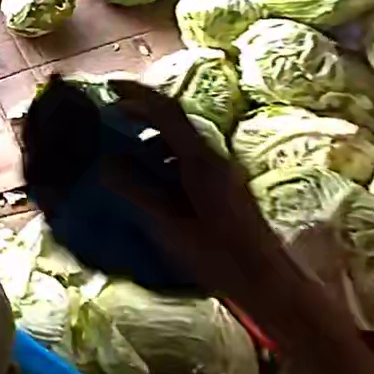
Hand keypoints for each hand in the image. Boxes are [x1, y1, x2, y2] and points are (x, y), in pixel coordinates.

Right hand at [93, 80, 304, 315]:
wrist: (268, 286)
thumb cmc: (217, 257)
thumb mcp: (167, 224)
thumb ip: (135, 190)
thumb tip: (104, 161)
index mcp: (201, 160)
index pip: (166, 111)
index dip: (135, 94)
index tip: (107, 87)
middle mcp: (214, 157)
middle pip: (174, 117)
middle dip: (141, 107)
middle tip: (108, 108)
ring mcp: (221, 170)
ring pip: (180, 135)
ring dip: (150, 128)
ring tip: (119, 136)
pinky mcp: (222, 185)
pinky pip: (185, 152)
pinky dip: (160, 148)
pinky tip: (144, 168)